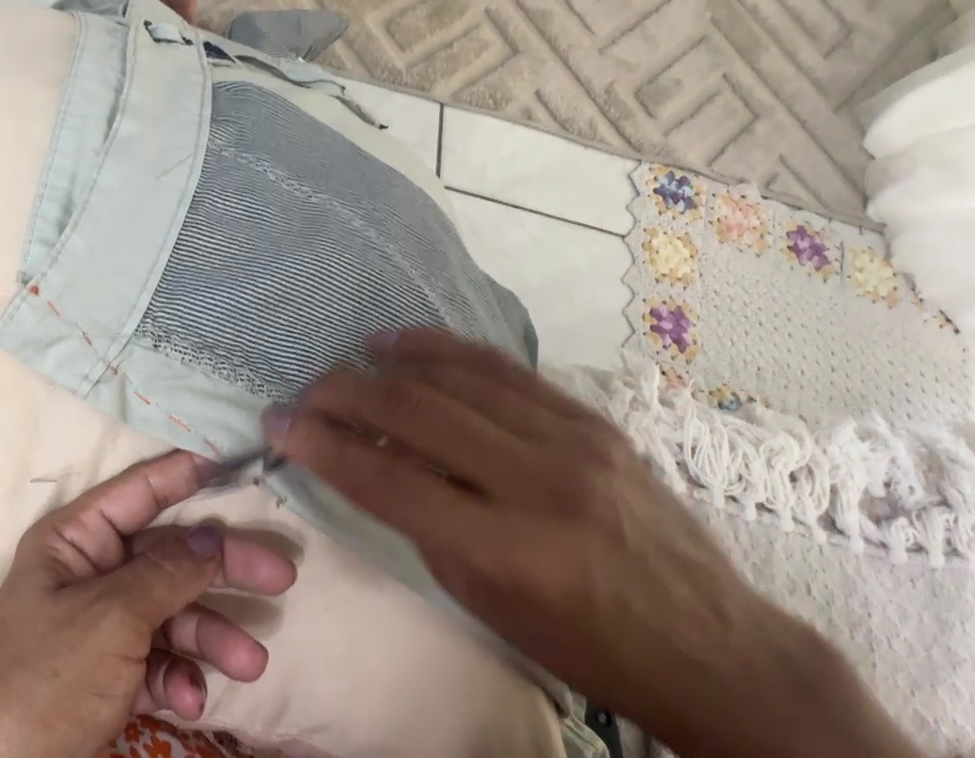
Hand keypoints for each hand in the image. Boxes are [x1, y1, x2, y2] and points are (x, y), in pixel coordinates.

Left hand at [0, 450, 296, 757]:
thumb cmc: (46, 674)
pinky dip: (179, 678)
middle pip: (167, 555)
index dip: (182, 475)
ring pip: (171, 613)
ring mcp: (99, 625)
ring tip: (250, 664)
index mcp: (73, 541)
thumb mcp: (110, 617)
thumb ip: (166, 574)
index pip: (135, 493)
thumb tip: (211, 535)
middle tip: (282, 577)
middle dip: (221, 570)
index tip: (234, 463)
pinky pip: (157, 661)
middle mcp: (88, 573)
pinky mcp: (108, 674)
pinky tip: (189, 702)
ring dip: (211, 636)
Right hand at [266, 328, 920, 757]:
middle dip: (342, 394)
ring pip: (453, 378)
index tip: (277, 423)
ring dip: (384, 366)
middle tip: (304, 394)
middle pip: (414, 413)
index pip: (386, 480)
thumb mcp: (483, 598)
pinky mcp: (592, 420)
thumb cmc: (582, 642)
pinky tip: (400, 344)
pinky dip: (440, 349)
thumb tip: (363, 454)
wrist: (713, 646)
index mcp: (507, 549)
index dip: (320, 445)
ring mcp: (573, 442)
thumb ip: (418, 520)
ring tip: (345, 365)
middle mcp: (539, 484)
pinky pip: (500, 368)